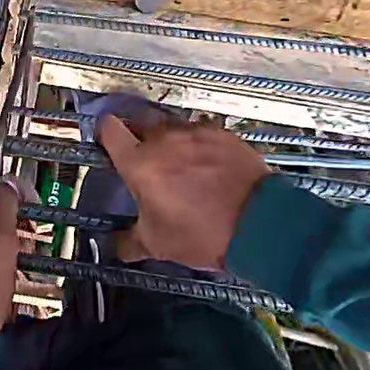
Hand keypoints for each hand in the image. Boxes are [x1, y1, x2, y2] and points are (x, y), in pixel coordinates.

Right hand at [97, 113, 269, 269]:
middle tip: (144, 158)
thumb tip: (117, 246)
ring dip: (168, 140)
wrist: (263, 225)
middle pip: (139, 123)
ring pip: (170, 127)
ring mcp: (194, 134)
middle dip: (137, 137)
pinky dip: (198, 144)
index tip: (108, 142)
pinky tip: (207, 165)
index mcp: (138, 163)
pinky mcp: (222, 135)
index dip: (105, 133)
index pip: (109, 129)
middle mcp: (163, 140)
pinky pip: (200, 132)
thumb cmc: (204, 233)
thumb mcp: (158, 244)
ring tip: (179, 163)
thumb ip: (129, 241)